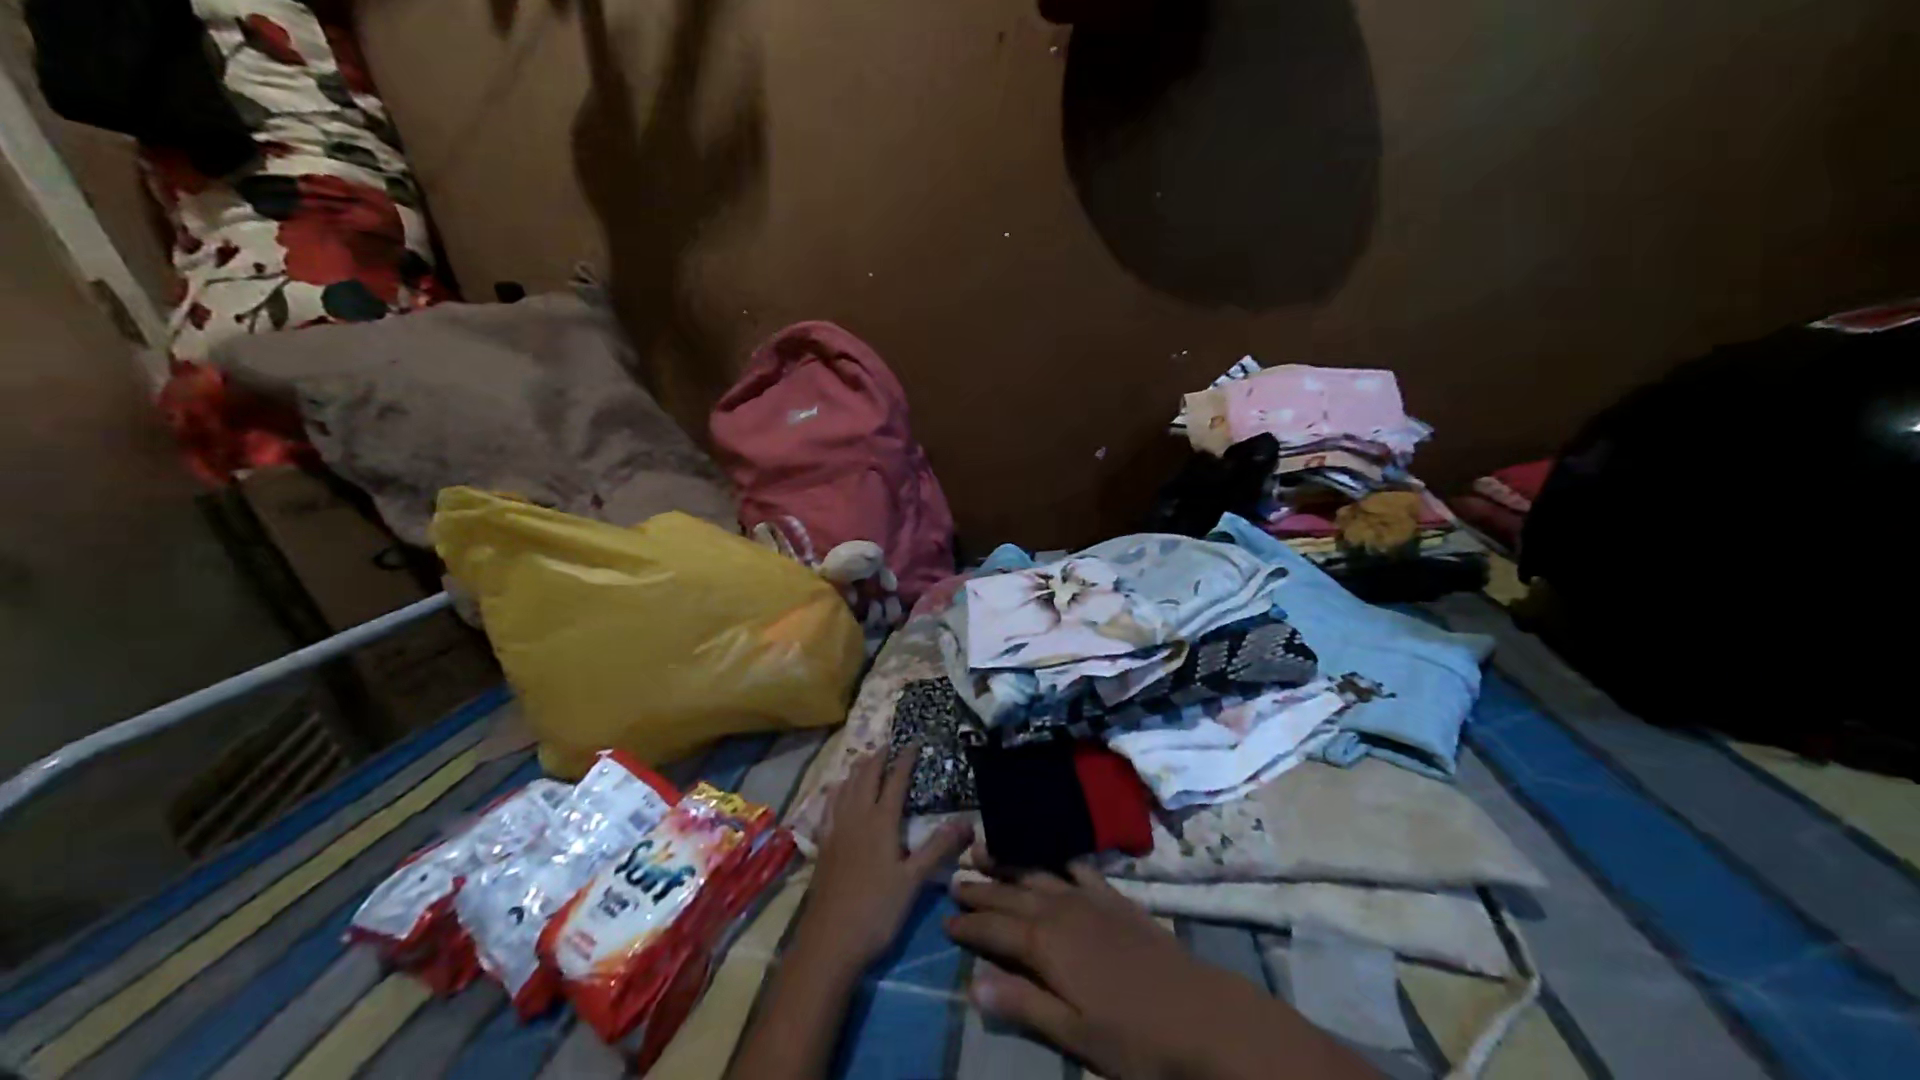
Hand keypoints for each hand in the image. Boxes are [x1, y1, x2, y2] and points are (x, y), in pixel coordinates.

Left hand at [795, 746, 972, 969]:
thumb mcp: (914, 880)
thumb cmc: (876, 910)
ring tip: (864, 759)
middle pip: (865, 778)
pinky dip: (837, 792)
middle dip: (878, 758)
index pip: (895, 781)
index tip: (913, 742)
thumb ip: (939, 848)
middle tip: (888, 744)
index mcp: (880, 822)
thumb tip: (968, 821)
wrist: (829, 942)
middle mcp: (856, 818)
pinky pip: (829, 807)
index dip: (905, 760)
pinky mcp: (823, 846)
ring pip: (845, 788)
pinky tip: (836, 794)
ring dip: (856, 770)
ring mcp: (836, 831)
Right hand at [947, 860, 1377, 1079]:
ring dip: (1011, 863)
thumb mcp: (1074, 1033)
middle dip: (982, 887)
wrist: (1205, 1016)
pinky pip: (1081, 869)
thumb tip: (973, 983)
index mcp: (1047, 945)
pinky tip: (1054, 858)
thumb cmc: (1136, 1037)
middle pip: (1012, 893)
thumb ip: (1023, 1002)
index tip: (944, 919)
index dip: (968, 924)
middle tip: (954, 877)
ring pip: (1040, 874)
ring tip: (986, 848)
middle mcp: (1063, 911)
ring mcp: (1092, 901)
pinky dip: (1060, 861)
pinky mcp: (1118, 900)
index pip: (995, 928)